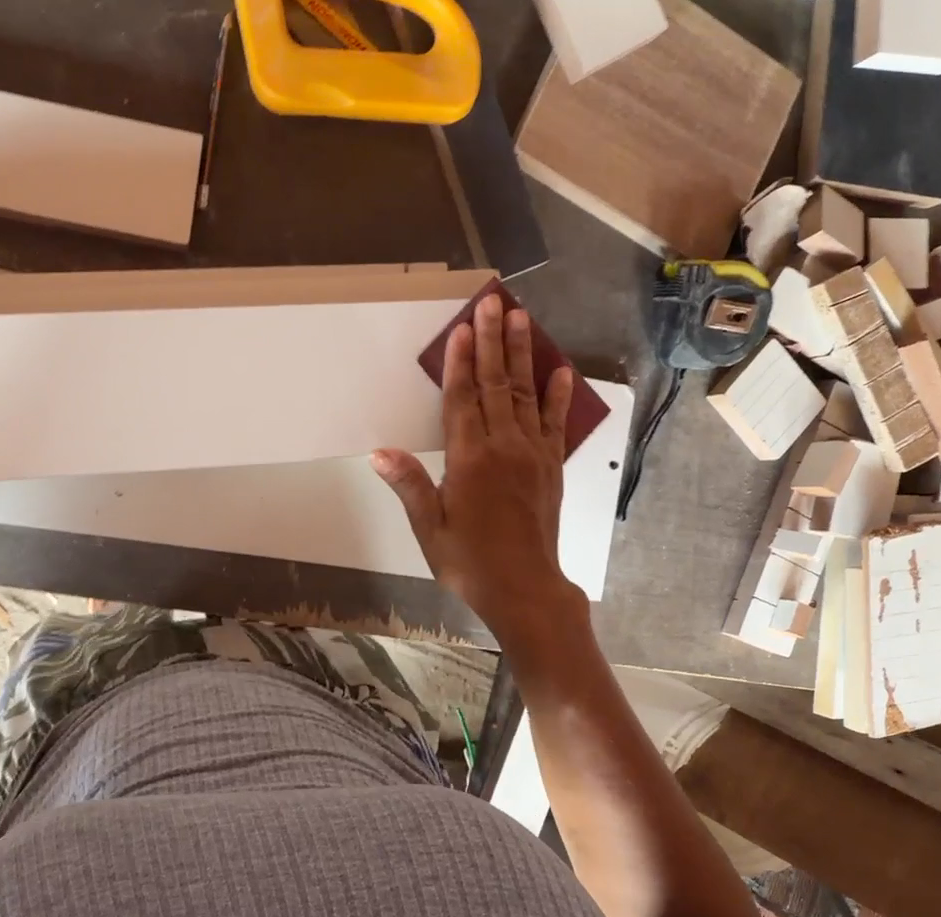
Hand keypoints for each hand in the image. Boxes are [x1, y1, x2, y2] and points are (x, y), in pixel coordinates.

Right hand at [372, 294, 586, 639]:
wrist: (525, 588)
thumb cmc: (469, 562)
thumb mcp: (430, 529)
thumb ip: (409, 486)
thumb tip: (380, 453)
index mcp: (469, 460)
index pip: (462, 399)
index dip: (460, 362)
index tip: (463, 327)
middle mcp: (503, 447)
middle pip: (495, 384)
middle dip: (493, 342)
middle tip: (494, 303)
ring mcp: (531, 454)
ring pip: (524, 394)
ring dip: (522, 355)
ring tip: (521, 319)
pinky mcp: (550, 466)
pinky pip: (553, 422)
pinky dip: (557, 395)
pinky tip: (561, 371)